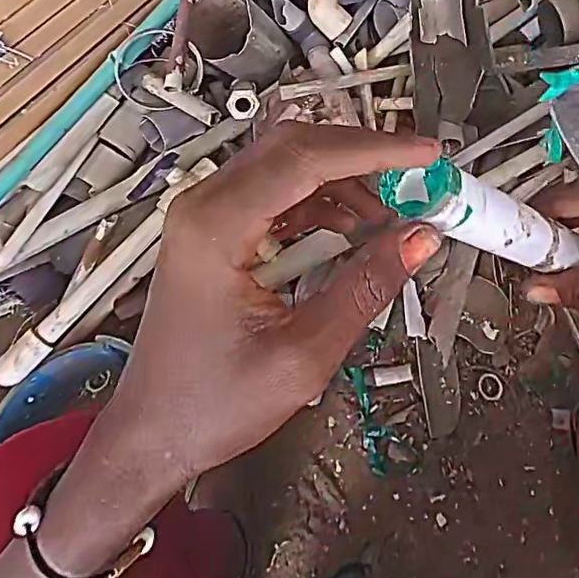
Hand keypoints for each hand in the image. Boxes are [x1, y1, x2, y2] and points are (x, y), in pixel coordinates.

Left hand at [75, 123, 441, 504]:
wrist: (156, 429)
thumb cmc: (208, 402)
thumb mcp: (302, 354)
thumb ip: (365, 288)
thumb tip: (416, 240)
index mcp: (213, 228)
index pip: (303, 159)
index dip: (373, 151)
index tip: (422, 154)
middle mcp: (203, 207)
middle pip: (293, 148)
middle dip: (363, 156)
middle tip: (416, 175)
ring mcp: (206, 214)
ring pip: (287, 165)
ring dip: (344, 181)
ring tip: (389, 216)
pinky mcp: (217, 229)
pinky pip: (277, 194)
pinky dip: (321, 202)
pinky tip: (351, 228)